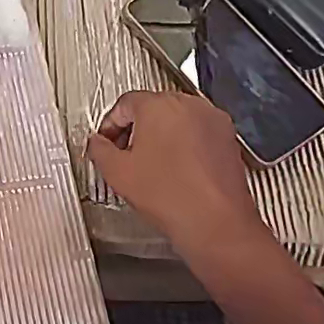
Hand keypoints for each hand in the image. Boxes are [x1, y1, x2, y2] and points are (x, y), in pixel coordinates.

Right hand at [85, 90, 268, 254]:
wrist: (214, 220)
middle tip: (124, 154)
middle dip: (135, 130)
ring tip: (149, 166)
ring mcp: (212, 119)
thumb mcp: (117, 172)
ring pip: (176, 119)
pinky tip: (173, 171)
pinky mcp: (227, 136)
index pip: (124, 103)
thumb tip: (97, 143)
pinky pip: (196, 132)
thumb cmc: (172, 196)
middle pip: (152, 107)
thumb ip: (99, 150)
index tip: (106, 140)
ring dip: (159, 137)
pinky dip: (182, 145)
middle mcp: (188, 105)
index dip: (110, 124)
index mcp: (158, 106)